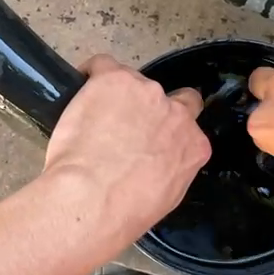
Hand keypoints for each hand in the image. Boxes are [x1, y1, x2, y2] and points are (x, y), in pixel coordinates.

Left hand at [44, 55, 210, 237]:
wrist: (94, 199)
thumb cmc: (125, 209)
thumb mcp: (166, 198)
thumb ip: (171, 170)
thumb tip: (158, 165)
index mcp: (193, 145)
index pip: (188, 123)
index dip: (168, 125)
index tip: (151, 133)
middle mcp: (175, 113)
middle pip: (166, 97)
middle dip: (147, 108)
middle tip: (121, 125)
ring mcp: (146, 92)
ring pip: (132, 82)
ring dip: (117, 95)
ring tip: (93, 119)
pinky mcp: (113, 79)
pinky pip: (103, 65)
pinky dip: (91, 74)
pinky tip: (80, 89)